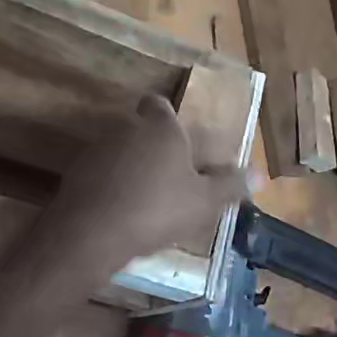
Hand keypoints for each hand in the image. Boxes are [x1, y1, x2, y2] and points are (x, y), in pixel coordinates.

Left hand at [37, 94, 252, 266]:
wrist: (92, 232)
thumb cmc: (158, 209)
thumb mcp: (204, 202)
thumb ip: (230, 185)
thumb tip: (261, 176)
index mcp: (161, 127)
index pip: (161, 104)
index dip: (170, 120)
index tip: (180, 142)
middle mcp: (127, 127)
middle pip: (141, 128)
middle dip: (154, 147)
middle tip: (171, 177)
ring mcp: (97, 149)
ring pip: (120, 151)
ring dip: (131, 168)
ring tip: (147, 200)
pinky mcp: (76, 173)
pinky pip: (101, 174)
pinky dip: (111, 186)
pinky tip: (121, 213)